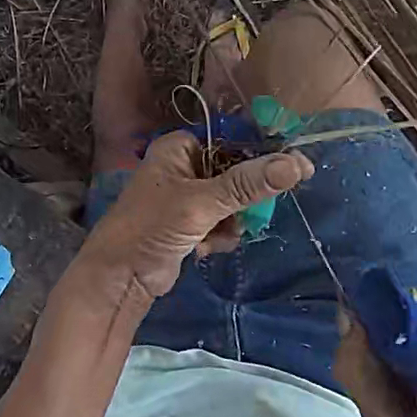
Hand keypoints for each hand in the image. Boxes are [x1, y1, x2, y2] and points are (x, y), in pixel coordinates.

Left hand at [77, 131, 312, 297]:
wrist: (119, 276)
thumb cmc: (152, 226)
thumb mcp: (202, 202)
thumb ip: (248, 184)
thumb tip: (296, 164)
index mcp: (179, 147)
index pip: (231, 140)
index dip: (262, 154)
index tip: (295, 169)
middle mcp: (183, 166)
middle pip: (235, 173)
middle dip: (243, 199)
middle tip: (255, 214)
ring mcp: (186, 196)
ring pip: (232, 201)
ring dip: (232, 221)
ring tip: (219, 235)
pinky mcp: (189, 223)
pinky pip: (222, 221)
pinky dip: (220, 235)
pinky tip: (206, 248)